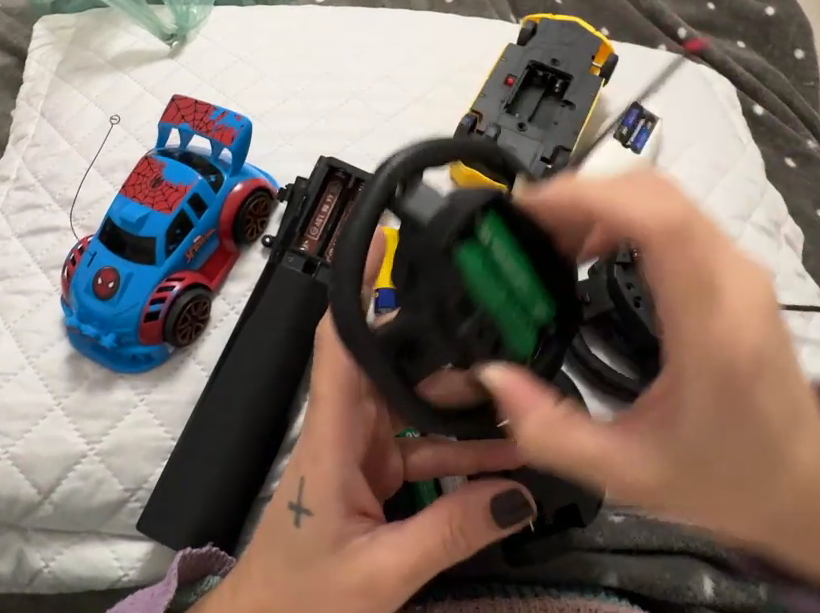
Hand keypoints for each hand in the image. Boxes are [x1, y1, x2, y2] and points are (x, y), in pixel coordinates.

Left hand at [197, 314, 536, 612]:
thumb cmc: (298, 601)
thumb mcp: (381, 572)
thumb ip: (451, 532)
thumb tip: (520, 496)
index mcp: (331, 436)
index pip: (340, 342)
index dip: (359, 287)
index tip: (387, 243)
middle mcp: (342, 430)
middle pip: (391, 367)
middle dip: (444, 352)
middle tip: (500, 336)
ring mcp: (357, 453)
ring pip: (414, 410)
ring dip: (462, 412)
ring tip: (519, 407)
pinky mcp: (368, 478)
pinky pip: (420, 451)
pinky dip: (458, 456)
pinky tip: (502, 466)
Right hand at [477, 172, 819, 594]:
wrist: (809, 487)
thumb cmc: (725, 481)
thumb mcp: (627, 475)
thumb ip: (551, 432)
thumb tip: (489, 374)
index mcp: (713, 329)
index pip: (660, 223)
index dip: (591, 198)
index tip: (529, 208)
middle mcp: (735, 281)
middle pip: (657, 193)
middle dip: (583, 192)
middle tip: (526, 222)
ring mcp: (741, 267)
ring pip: (665, 195)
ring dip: (602, 199)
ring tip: (550, 236)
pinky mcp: (735, 267)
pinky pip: (675, 213)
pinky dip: (624, 210)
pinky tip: (589, 246)